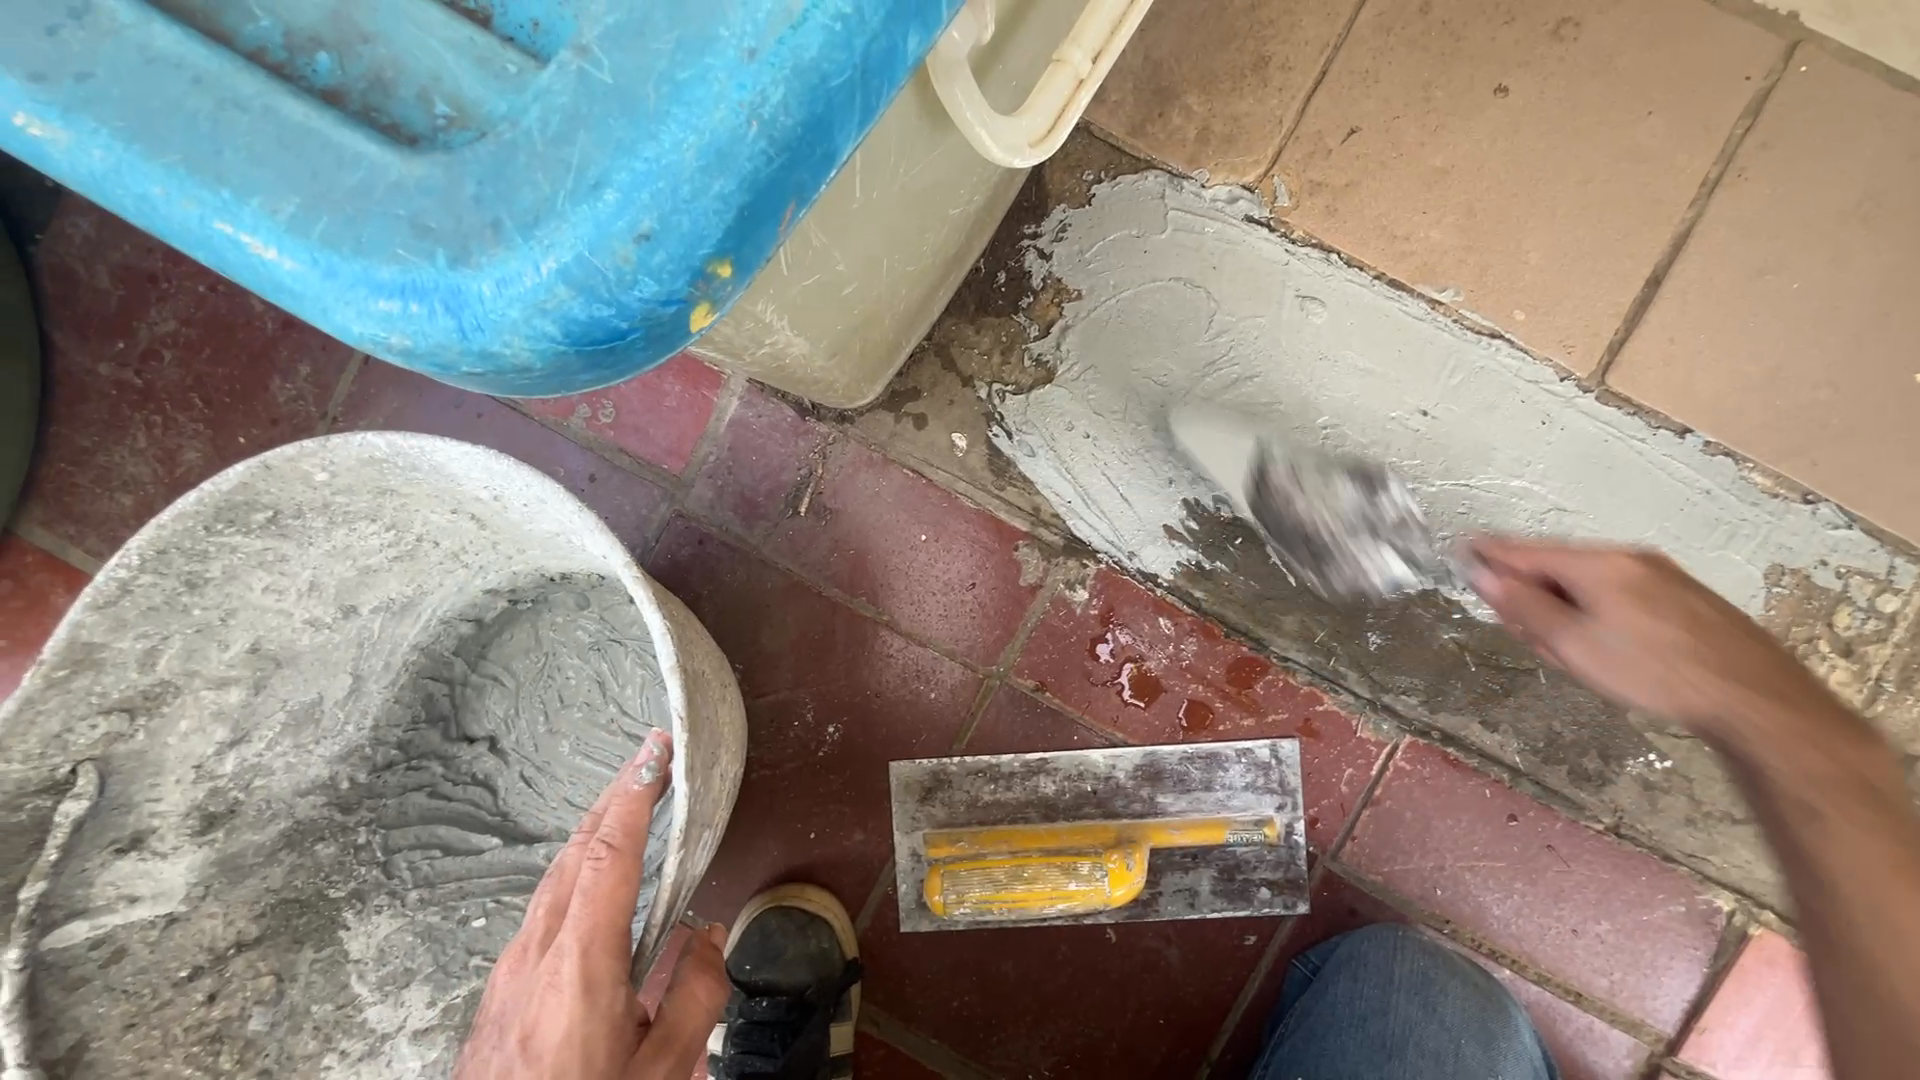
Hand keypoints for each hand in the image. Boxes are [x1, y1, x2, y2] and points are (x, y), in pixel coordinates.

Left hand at [455, 729, 730, 1079]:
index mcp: (580, 966)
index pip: (608, 855)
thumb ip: (695, 997)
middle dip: (615, 796)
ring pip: (555, 876)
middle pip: (575, 851)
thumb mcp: (660, 1074)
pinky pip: (545, 906)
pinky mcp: (503, 988)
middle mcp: (536, 955)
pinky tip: (596, 876)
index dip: (634, 797)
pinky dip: (577, 868)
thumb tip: (708, 937)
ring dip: (594, 828)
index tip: (655, 756)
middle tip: (648, 759)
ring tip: (629, 802)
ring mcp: (511, 970)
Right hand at [1466, 537, 1847, 741]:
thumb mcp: (1572, 642)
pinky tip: (1601, 648)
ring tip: (1564, 652)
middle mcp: (1629, 559)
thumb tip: (1482, 575)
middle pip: (1556, 569)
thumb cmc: (1651, 671)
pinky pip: (1617, 596)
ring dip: (1561, 611)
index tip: (1459, 553)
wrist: (1758, 701)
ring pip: (1587, 586)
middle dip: (1530, 597)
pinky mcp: (1683, 600)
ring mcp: (1661, 577)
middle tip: (1523, 635)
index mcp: (1598, 564)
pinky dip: (1592, 614)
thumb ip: (1523, 605)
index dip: (1488, 555)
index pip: (1524, 551)